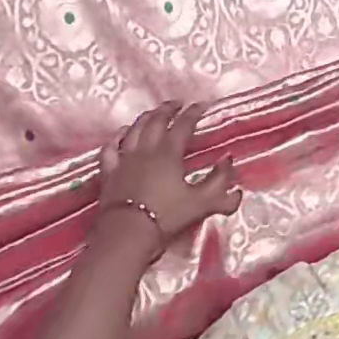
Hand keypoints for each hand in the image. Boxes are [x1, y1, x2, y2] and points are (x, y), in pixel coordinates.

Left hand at [97, 102, 240, 251]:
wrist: (127, 235)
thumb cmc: (167, 217)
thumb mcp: (202, 202)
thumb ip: (220, 182)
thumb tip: (228, 161)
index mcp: (168, 153)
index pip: (183, 125)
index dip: (193, 113)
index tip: (202, 105)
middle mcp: (145, 150)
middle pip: (156, 121)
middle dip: (168, 109)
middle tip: (177, 103)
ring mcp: (124, 160)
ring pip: (133, 130)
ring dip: (145, 118)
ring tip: (152, 113)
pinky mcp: (109, 173)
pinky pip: (110, 149)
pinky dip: (117, 138)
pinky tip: (121, 134)